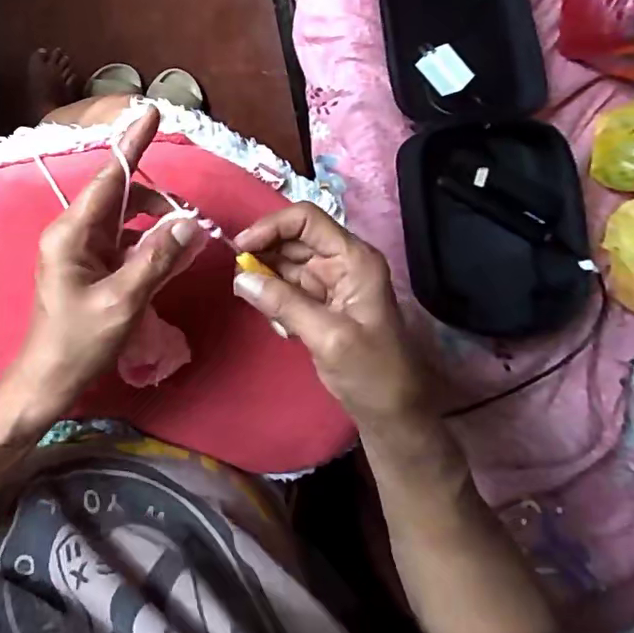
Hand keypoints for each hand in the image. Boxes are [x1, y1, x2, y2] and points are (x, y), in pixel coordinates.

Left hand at [6, 107, 200, 423]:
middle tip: (196, 220)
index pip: (109, 178)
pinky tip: (175, 256)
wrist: (49, 380)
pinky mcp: (93, 266)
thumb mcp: (122, 301)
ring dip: (159, 224)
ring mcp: (83, 249)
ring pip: (128, 220)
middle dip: (160, 201)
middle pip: (123, 197)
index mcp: (71, 232)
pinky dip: (151, 245)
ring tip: (190, 239)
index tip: (150, 112)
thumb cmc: (78, 341)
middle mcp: (75, 232)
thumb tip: (189, 223)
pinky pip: (127, 243)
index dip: (132, 144)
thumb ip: (157, 259)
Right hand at [231, 203, 431, 425]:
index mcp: (353, 259)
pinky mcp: (319, 303)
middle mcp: (341, 262)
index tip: (240, 247)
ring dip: (266, 281)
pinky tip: (280, 326)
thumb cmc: (371, 371)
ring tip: (263, 309)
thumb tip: (241, 278)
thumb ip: (283, 303)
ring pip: (285, 263)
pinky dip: (274, 300)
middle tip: (240, 279)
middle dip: (263, 254)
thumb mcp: (328, 336)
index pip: (306, 220)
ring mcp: (330, 282)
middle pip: (291, 239)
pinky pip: (286, 288)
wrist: (394, 412)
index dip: (270, 226)